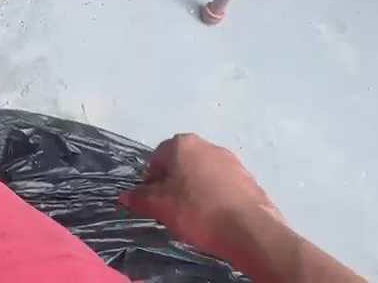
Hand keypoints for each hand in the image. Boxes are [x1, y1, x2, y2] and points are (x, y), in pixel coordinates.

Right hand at [121, 134, 280, 262]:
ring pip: (206, 176)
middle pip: (182, 165)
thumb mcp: (161, 206)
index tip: (156, 203)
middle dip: (176, 184)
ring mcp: (233, 163)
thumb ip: (140, 198)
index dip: (152, 182)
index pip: (157, 160)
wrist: (253, 233)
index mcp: (181, 144)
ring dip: (199, 191)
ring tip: (200, 217)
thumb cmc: (199, 211)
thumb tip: (125, 196)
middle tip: (176, 210)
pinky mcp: (252, 182)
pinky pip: (227, 188)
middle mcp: (207, 146)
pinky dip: (220, 200)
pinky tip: (221, 220)